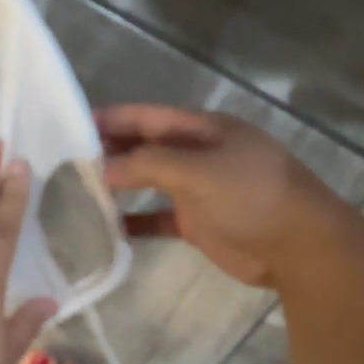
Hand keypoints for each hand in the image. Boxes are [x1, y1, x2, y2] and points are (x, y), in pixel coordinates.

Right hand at [97, 105, 360, 286]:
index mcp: (205, 130)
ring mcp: (198, 190)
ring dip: (118, 185)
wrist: (298, 246)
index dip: (113, 118)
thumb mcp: (199, 171)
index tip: (71, 124)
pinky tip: (106, 229)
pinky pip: (156, 218)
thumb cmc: (252, 197)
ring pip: (149, 181)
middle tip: (65, 160)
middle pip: (146, 147)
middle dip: (109, 150)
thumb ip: (149, 164)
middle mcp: (199, 155)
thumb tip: (102, 167)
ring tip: (77, 190)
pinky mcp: (197, 223)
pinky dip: (133, 222)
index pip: (149, 117)